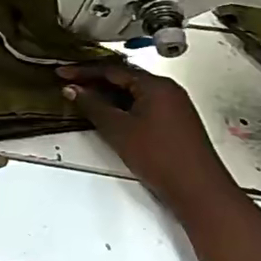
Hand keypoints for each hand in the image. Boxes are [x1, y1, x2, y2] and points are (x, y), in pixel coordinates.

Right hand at [57, 61, 237, 208]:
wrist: (198, 191)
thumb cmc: (159, 156)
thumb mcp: (118, 129)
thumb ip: (92, 105)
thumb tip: (73, 89)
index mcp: (155, 85)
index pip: (112, 69)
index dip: (83, 71)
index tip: (62, 73)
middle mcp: (168, 89)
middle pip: (124, 77)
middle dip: (95, 80)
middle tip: (70, 83)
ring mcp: (175, 105)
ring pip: (134, 91)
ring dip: (108, 93)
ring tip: (84, 99)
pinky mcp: (176, 121)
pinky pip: (143, 103)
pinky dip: (122, 105)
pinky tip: (108, 114)